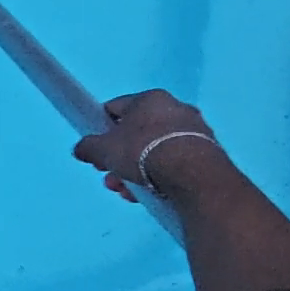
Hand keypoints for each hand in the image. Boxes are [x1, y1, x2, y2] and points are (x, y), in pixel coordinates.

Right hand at [73, 90, 223, 200]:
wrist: (191, 174)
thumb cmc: (140, 152)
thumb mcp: (101, 149)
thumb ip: (87, 147)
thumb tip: (82, 149)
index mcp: (149, 98)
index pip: (114, 108)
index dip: (99, 128)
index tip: (94, 147)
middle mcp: (175, 107)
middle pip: (135, 133)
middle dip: (118, 156)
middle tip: (108, 173)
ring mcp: (194, 129)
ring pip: (152, 150)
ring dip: (135, 170)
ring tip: (126, 190)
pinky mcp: (207, 151)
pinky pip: (171, 162)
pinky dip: (157, 175)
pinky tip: (147, 193)